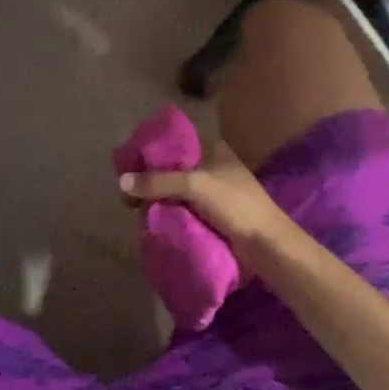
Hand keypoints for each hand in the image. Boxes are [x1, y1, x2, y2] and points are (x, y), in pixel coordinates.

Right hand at [119, 145, 307, 264]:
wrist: (266, 244)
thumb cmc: (235, 205)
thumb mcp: (195, 186)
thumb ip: (158, 181)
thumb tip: (121, 181)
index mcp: (213, 149)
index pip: (174, 144)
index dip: (150, 154)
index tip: (127, 169)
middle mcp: (212, 166)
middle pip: (172, 169)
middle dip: (150, 182)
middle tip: (129, 199)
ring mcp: (213, 192)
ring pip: (176, 192)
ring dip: (158, 201)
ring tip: (137, 213)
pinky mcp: (213, 215)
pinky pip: (183, 210)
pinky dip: (169, 214)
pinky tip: (153, 222)